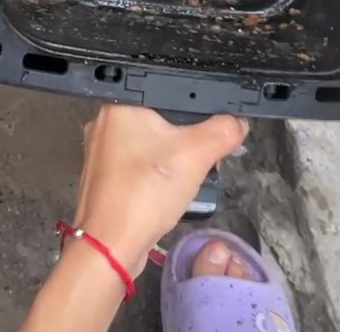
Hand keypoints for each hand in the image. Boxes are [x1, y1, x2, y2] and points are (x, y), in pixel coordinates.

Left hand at [72, 106, 246, 273]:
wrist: (110, 247)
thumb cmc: (144, 193)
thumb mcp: (195, 155)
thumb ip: (222, 132)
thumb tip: (237, 122)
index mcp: (119, 104)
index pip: (164, 91)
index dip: (192, 107)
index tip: (208, 126)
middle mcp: (104, 122)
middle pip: (158, 120)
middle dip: (184, 138)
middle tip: (200, 155)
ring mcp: (101, 152)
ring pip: (148, 145)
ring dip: (171, 159)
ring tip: (186, 175)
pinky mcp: (105, 178)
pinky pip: (138, 166)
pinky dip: (155, 175)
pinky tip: (166, 191)